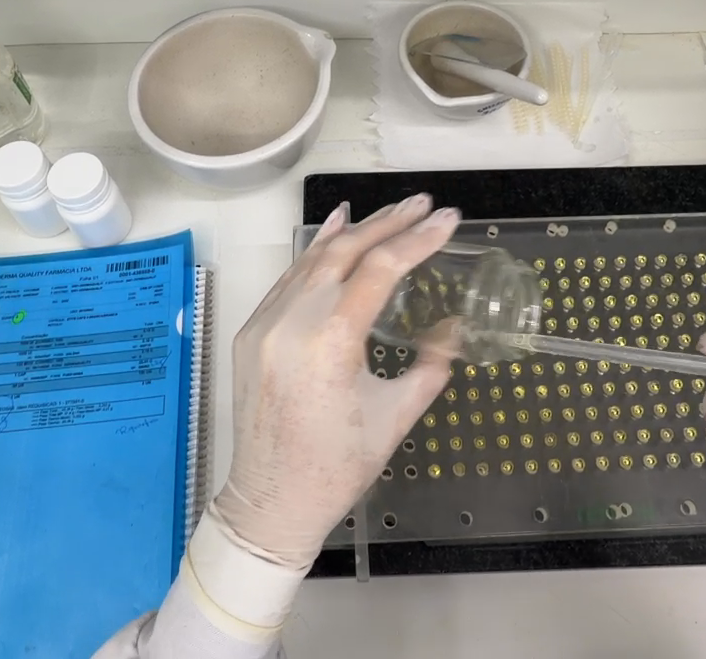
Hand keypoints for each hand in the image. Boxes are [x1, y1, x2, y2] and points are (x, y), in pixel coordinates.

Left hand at [208, 195, 461, 568]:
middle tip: (423, 203)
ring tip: (390, 211)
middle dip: (389, 222)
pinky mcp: (250, 330)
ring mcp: (265, 321)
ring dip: (354, 230)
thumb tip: (455, 331)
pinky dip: (315, 251)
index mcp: (331, 340)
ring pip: (313, 258)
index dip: (418, 239)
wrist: (269, 502)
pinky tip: (336, 228)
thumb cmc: (338, 467)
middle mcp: (293, 319)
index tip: (447, 219)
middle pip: (346, 251)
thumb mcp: (395, 418)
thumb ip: (430, 368)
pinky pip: (288, 278)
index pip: (380, 269)